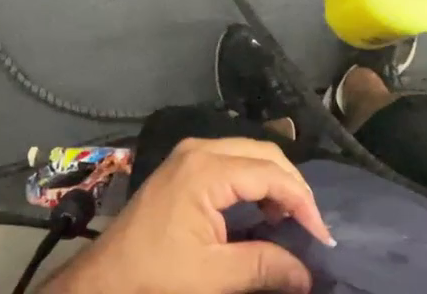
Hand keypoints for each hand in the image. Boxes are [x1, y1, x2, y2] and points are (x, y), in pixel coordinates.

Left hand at [45, 137, 333, 293]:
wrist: (105, 277)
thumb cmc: (156, 274)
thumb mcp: (212, 277)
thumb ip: (263, 267)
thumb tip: (306, 273)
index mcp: (207, 169)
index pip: (271, 173)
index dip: (302, 201)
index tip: (322, 237)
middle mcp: (201, 149)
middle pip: (264, 154)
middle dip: (292, 186)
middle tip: (310, 226)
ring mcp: (190, 154)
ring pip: (249, 154)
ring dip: (274, 182)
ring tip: (289, 221)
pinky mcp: (185, 165)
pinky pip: (232, 161)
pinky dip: (254, 181)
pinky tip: (262, 210)